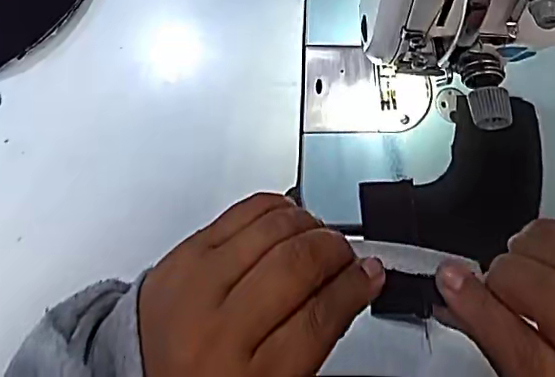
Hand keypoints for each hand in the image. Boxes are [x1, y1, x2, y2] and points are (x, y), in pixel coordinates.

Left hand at [139, 193, 383, 376]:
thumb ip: (303, 348)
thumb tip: (344, 293)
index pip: (317, 320)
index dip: (353, 289)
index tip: (370, 274)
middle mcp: (220, 327)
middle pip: (296, 267)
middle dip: (334, 250)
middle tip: (349, 252)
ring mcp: (198, 283)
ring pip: (269, 230)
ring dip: (307, 223)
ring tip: (322, 231)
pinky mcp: (184, 252)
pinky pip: (237, 212)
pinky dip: (271, 206)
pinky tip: (287, 212)